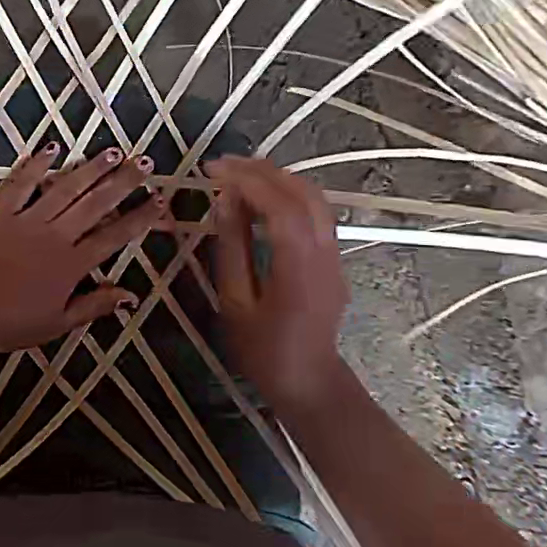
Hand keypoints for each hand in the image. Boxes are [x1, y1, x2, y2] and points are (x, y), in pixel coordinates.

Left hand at [0, 142, 169, 354]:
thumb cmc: (7, 324)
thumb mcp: (56, 323)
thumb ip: (94, 306)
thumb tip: (131, 294)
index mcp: (70, 264)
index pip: (114, 236)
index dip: (140, 218)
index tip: (159, 201)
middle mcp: (54, 235)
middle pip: (95, 203)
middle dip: (123, 182)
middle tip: (144, 164)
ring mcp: (26, 219)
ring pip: (65, 188)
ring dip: (90, 168)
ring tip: (112, 152)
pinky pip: (21, 183)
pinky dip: (37, 165)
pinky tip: (52, 149)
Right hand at [205, 156, 348, 406]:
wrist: (309, 382)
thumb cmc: (263, 350)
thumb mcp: (234, 302)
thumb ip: (231, 248)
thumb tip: (223, 201)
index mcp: (299, 267)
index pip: (279, 206)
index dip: (246, 180)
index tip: (212, 170)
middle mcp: (325, 253)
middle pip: (301, 192)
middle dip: (261, 170)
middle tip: (221, 164)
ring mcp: (334, 253)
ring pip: (313, 197)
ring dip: (277, 177)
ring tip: (238, 172)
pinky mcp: (332, 256)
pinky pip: (315, 211)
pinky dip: (288, 192)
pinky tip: (261, 195)